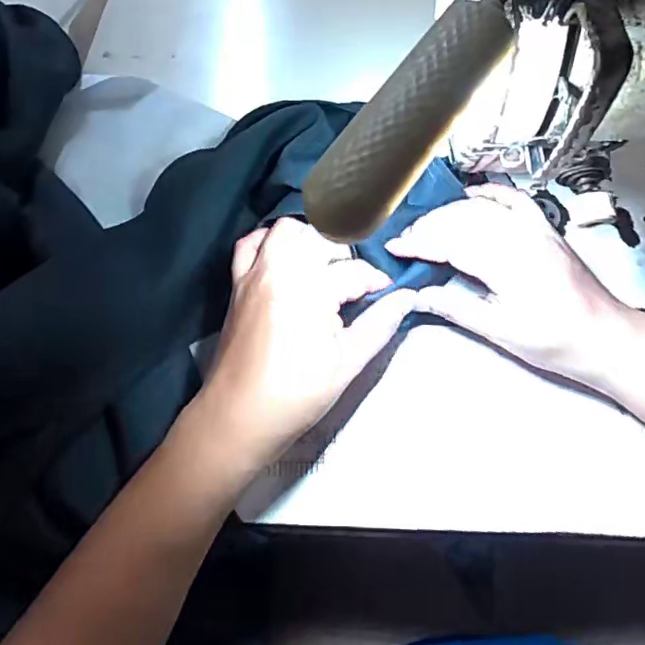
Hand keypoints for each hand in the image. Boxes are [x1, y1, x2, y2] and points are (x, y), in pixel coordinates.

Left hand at [190, 218, 417, 468]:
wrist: (238, 414)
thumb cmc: (295, 394)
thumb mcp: (347, 363)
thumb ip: (379, 324)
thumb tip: (407, 298)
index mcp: (308, 289)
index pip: (352, 271)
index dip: (375, 281)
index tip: (385, 292)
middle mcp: (277, 271)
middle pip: (318, 237)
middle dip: (343, 252)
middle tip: (354, 281)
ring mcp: (253, 274)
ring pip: (284, 230)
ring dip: (307, 238)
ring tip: (322, 265)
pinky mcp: (237, 283)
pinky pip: (249, 244)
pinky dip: (268, 241)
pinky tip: (283, 258)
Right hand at [386, 184, 644, 392]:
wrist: (609, 339)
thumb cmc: (561, 342)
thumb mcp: (501, 332)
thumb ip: (456, 307)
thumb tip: (419, 294)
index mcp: (510, 264)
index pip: (450, 241)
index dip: (418, 243)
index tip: (395, 247)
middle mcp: (523, 239)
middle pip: (461, 219)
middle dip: (426, 227)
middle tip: (405, 240)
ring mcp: (537, 230)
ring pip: (481, 207)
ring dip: (448, 212)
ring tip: (426, 225)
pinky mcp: (546, 229)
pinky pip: (514, 199)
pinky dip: (490, 193)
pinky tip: (471, 194)